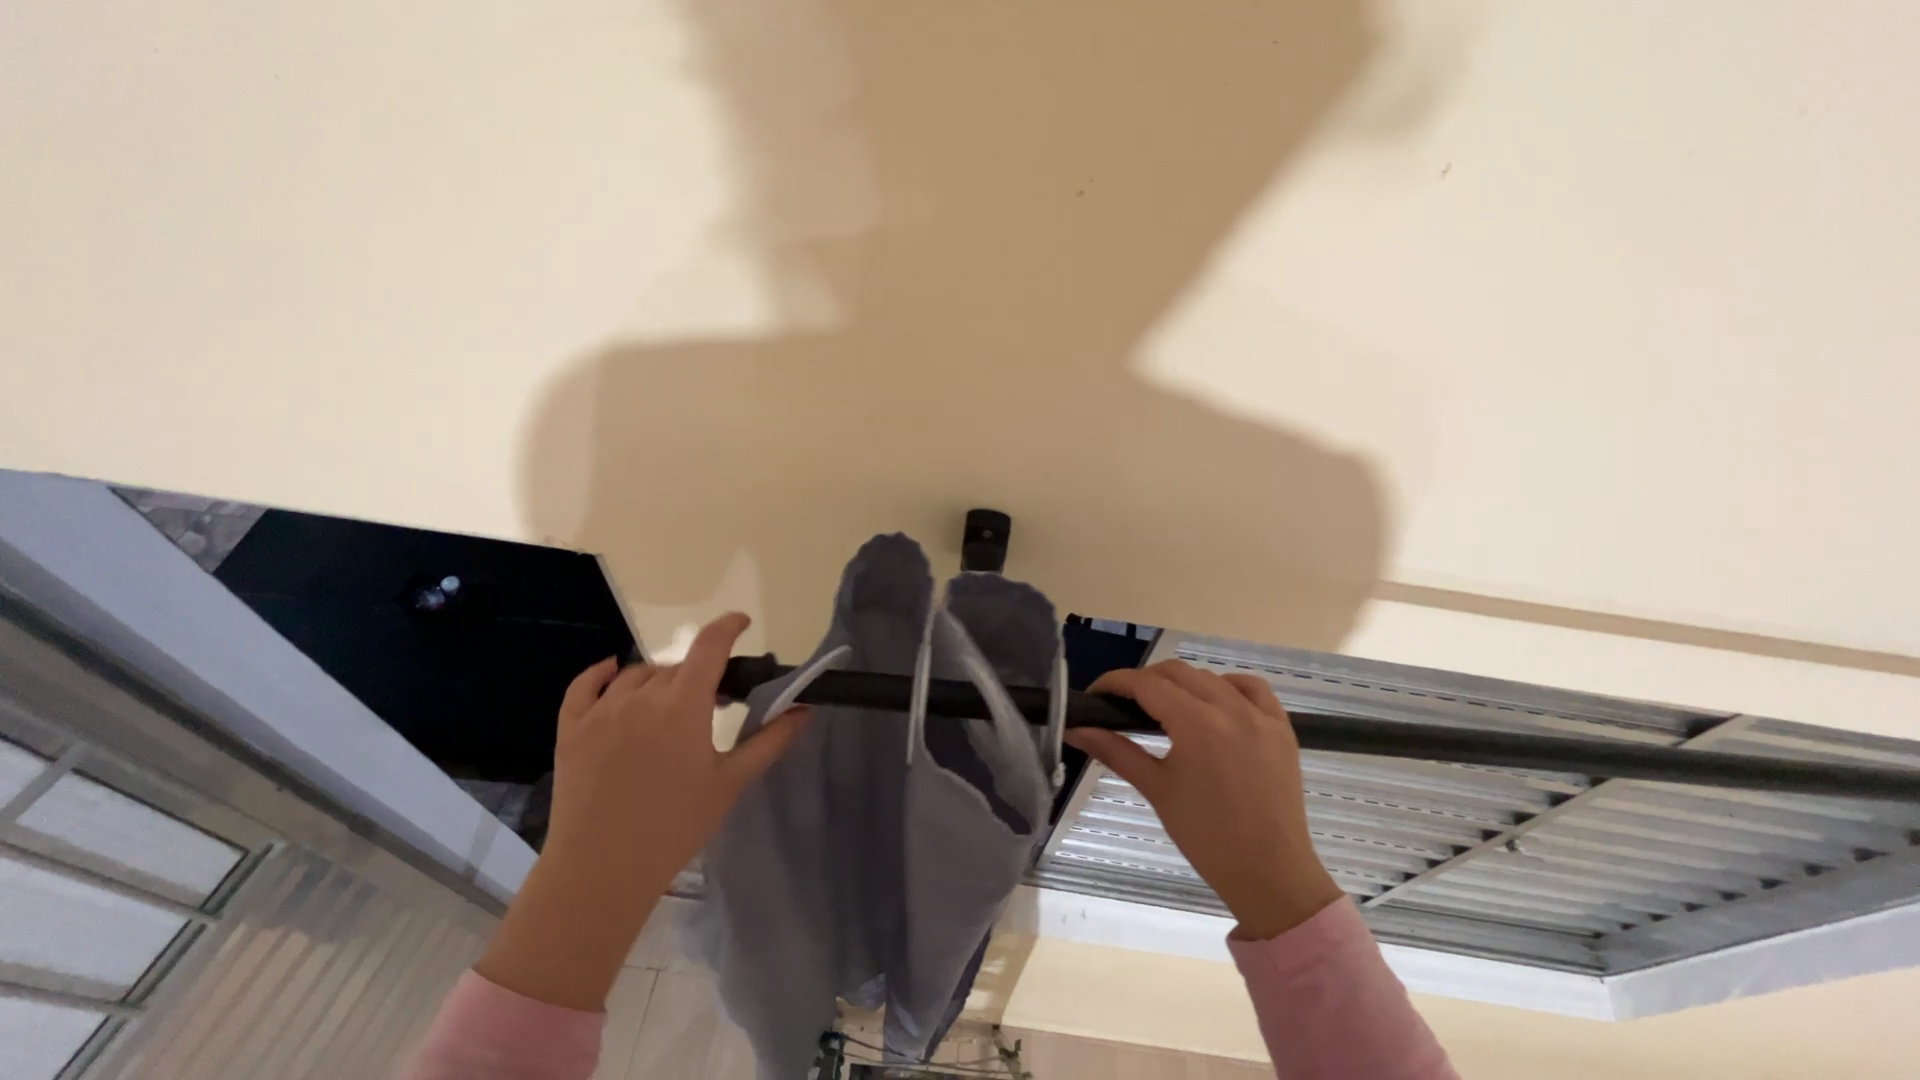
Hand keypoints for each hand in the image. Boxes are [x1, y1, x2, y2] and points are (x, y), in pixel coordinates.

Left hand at [476, 612, 810, 1008]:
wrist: (601, 868)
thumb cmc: (675, 827)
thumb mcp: (730, 783)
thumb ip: (769, 742)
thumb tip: (805, 711)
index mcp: (683, 705)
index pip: (709, 646)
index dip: (729, 627)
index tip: (742, 622)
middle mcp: (641, 696)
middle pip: (676, 666)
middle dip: (698, 675)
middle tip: (712, 703)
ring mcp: (601, 710)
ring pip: (636, 675)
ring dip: (659, 680)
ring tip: (669, 707)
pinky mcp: (571, 727)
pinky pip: (586, 684)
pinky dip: (603, 673)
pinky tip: (613, 673)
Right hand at [1065, 660, 1343, 941]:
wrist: (1269, 873)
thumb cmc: (1206, 836)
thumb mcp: (1156, 789)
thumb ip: (1115, 751)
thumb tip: (1075, 729)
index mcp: (1197, 724)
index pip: (1147, 684)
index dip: (1116, 683)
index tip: (1096, 694)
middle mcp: (1231, 709)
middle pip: (1177, 673)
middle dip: (1145, 681)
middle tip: (1124, 705)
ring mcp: (1261, 716)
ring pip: (1212, 677)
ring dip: (1183, 683)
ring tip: (1165, 708)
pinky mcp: (1282, 728)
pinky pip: (1253, 688)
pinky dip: (1228, 686)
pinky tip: (1214, 704)